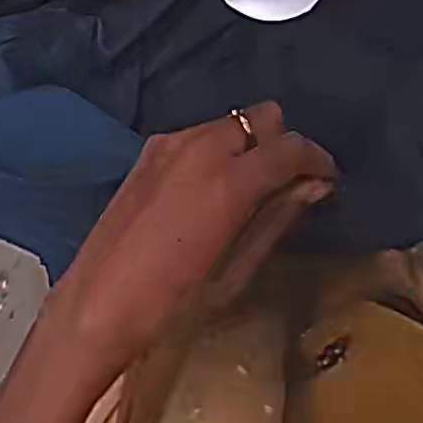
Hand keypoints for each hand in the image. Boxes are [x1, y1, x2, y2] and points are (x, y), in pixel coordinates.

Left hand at [0, 103, 336, 422]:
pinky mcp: (151, 147)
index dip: (317, 158)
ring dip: (249, 143)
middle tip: (288, 181)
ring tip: (249, 186)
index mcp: (228, 180)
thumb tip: (314, 186)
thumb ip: (278, 217)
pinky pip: (200, 133)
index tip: (327, 176)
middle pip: (261, 115)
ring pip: (231, 121)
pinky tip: (210, 186)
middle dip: (282, 142)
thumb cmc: (172, 304)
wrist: (94, 306)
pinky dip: (218, 148)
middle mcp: (201, 145)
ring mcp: (172, 141)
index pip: (289, 147)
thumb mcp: (236, 270)